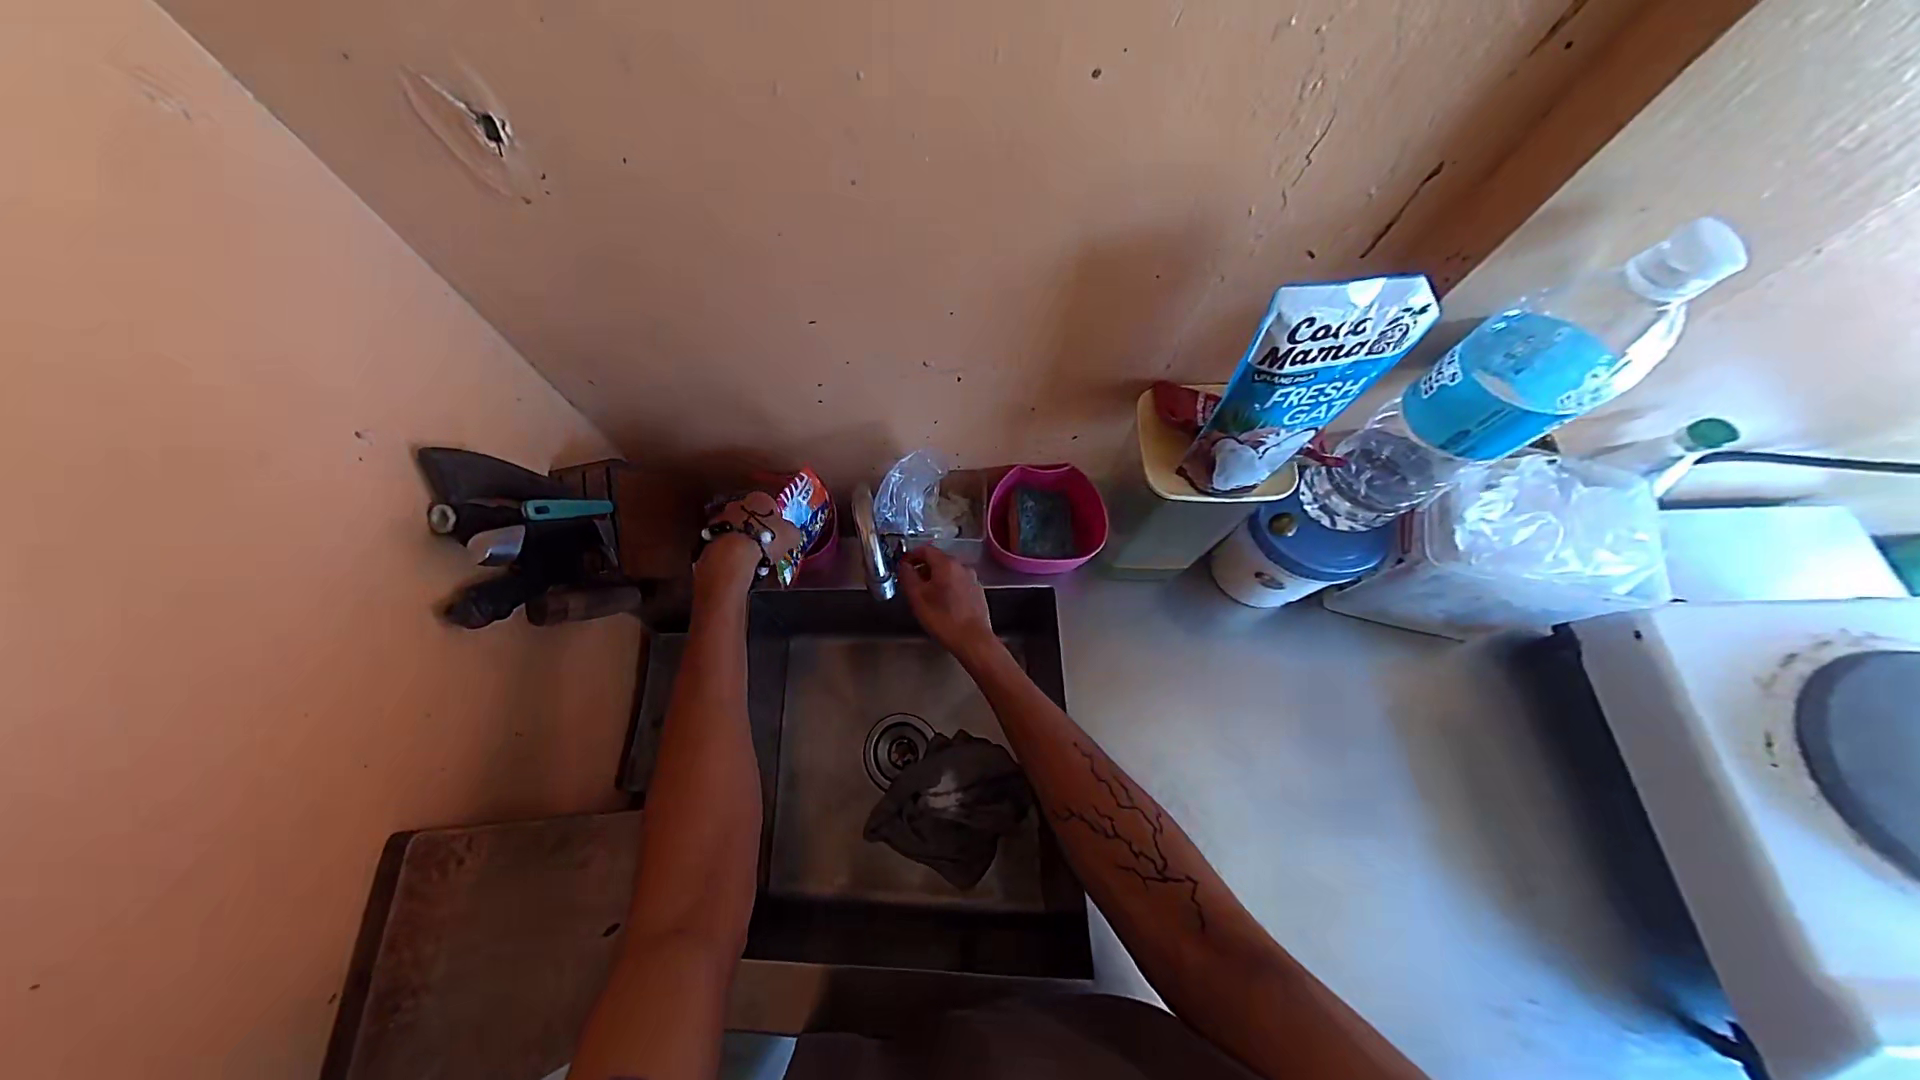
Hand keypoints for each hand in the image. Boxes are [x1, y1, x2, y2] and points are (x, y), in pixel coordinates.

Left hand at [695, 496, 804, 594]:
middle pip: (748, 513)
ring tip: (750, 556)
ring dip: (740, 536)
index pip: (770, 504)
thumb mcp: (792, 536)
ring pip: (734, 526)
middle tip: (764, 543)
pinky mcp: (707, 534)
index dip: (774, 518)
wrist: (733, 555)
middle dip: (755, 525)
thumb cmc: (767, 539)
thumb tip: (791, 532)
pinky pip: (723, 540)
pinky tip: (736, 561)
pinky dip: (729, 548)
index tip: (777, 532)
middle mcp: (737, 502)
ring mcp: (720, 518)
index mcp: (760, 498)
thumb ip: (792, 531)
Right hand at [899, 547, 998, 661]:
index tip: (903, 566)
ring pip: (949, 572)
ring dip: (935, 578)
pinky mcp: (978, 591)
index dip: (911, 555)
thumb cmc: (943, 619)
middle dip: (923, 568)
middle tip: (912, 582)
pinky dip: (948, 586)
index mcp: (946, 564)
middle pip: (938, 560)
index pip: (925, 549)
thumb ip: (908, 577)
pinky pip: (959, 582)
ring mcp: (973, 579)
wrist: (973, 639)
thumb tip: (904, 566)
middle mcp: (962, 567)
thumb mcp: (917, 598)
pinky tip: (943, 603)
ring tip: (926, 595)